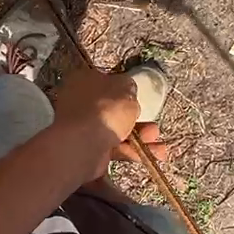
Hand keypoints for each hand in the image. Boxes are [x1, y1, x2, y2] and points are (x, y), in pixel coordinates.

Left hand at [52, 65, 170, 179]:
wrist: (85, 144)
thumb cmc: (105, 108)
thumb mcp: (126, 87)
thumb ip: (128, 87)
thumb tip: (127, 90)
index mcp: (82, 80)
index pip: (103, 80)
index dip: (121, 88)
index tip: (136, 95)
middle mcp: (78, 102)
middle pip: (111, 108)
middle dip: (135, 116)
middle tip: (151, 122)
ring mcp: (82, 128)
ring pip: (115, 129)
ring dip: (139, 135)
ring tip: (154, 138)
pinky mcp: (88, 149)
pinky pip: (114, 148)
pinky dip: (133, 150)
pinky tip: (154, 153)